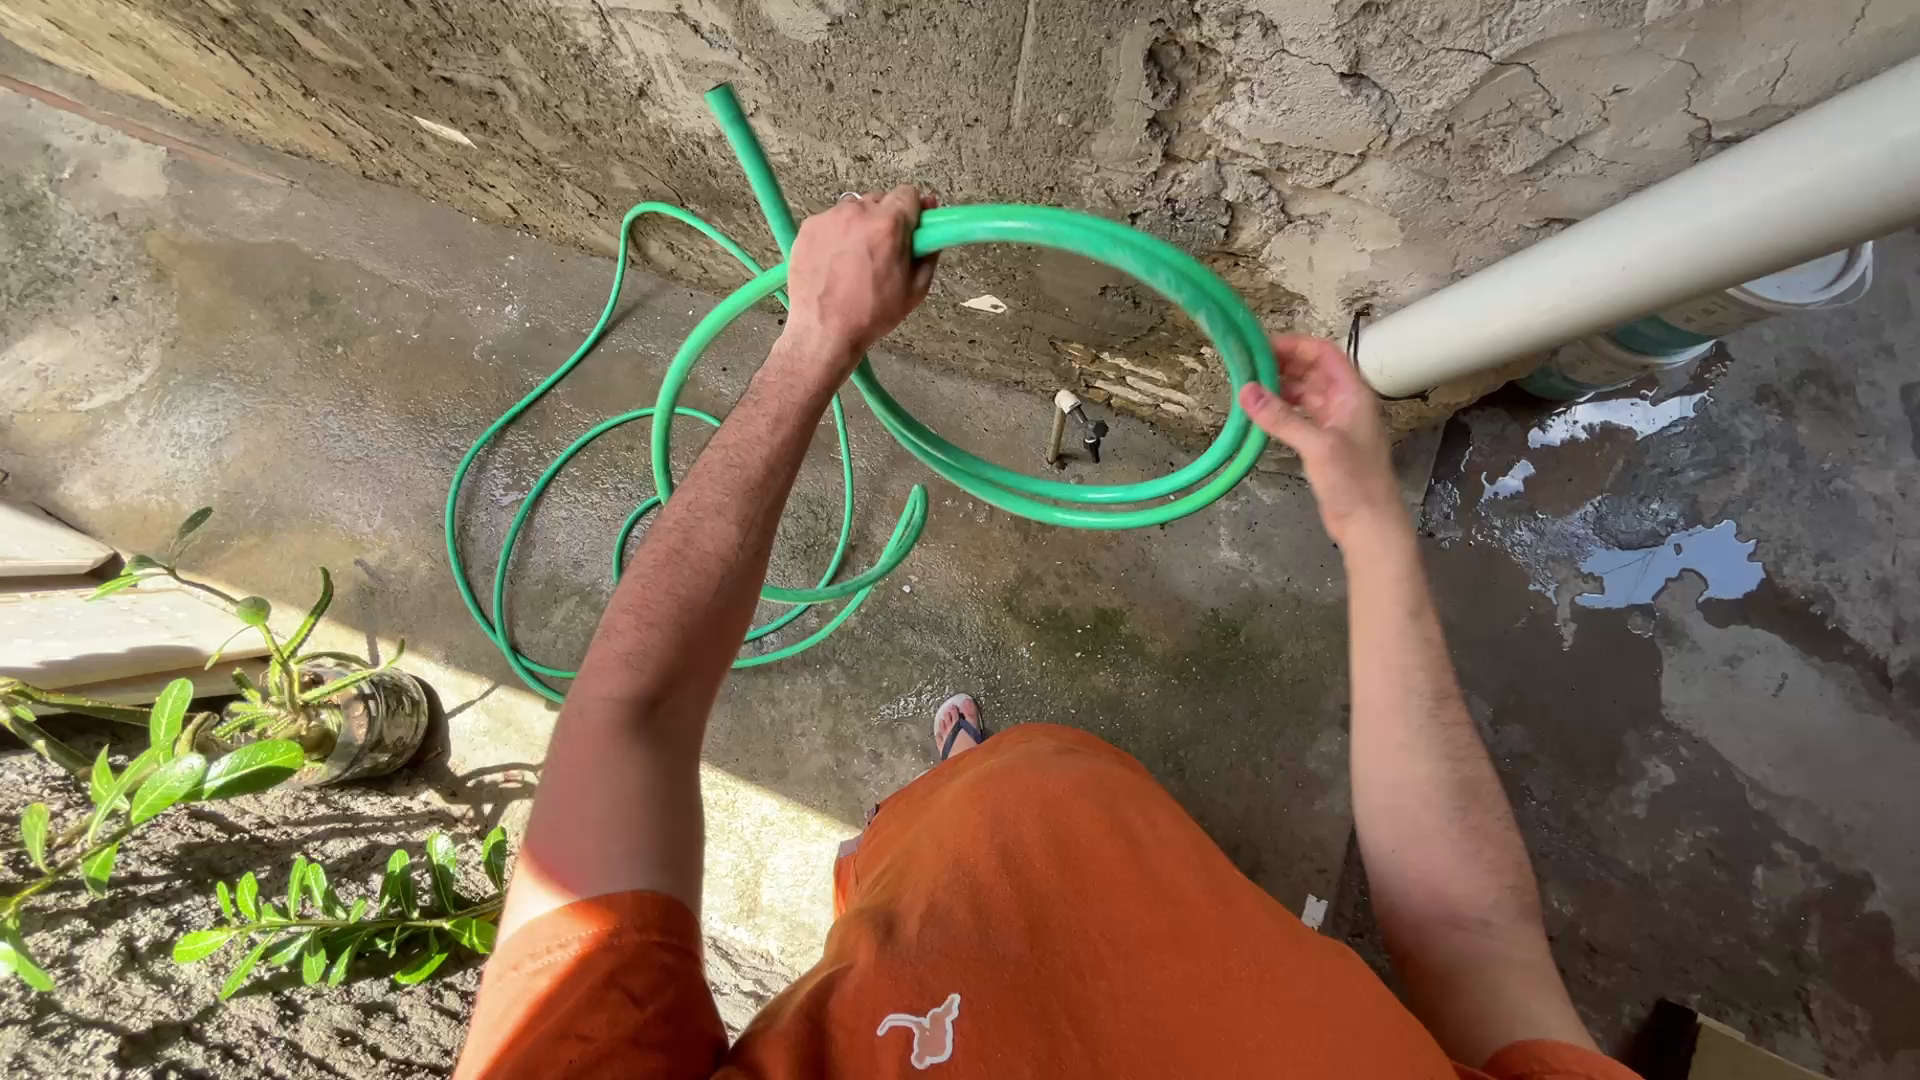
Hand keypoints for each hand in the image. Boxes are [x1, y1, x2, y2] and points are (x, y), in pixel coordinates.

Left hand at [781, 185, 938, 371]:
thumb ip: (929, 254)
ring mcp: (830, 218)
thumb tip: (934, 233)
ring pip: (854, 210)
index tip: (912, 226)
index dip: (913, 211)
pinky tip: (838, 263)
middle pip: (880, 201)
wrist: (824, 331)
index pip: (908, 193)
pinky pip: (831, 222)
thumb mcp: (914, 290)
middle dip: (886, 221)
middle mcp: (857, 213)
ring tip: (857, 261)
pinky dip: (837, 236)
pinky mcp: (810, 227)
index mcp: (888, 225)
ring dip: (860, 227)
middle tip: (884, 252)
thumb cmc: (869, 315)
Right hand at [1238, 334, 1404, 548]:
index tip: (1262, 346)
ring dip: (1279, 387)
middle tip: (1248, 365)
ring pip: (1305, 393)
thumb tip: (1246, 391)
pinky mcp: (1324, 443)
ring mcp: (1335, 423)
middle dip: (1283, 364)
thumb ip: (1281, 418)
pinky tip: (1261, 413)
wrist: (1368, 523)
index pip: (1325, 354)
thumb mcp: (1317, 446)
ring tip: (1249, 386)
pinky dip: (1280, 410)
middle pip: (1313, 371)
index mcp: (1353, 395)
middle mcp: (1345, 403)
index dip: (1295, 345)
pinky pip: (1300, 415)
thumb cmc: (1353, 482)